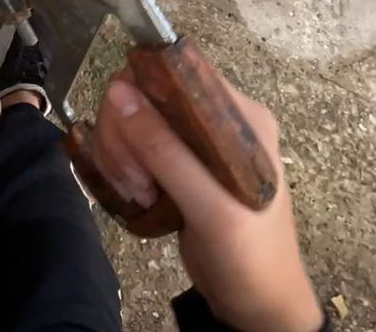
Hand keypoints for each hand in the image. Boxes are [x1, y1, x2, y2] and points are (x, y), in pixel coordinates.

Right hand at [88, 76, 322, 331]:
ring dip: (119, 151)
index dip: (140, 89)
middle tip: (137, 176)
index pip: (172, 68)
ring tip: (140, 189)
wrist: (258, 308)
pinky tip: (137, 189)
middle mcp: (214, 115)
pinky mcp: (174, 155)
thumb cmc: (249, 257)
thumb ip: (164, 149)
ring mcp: (192, 136)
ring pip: (126, 113)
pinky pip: (127, 136)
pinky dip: (120, 161)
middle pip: (139, 90)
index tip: (131, 131)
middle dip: (125, 131)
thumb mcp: (211, 207)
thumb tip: (117, 90)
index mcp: (238, 115)